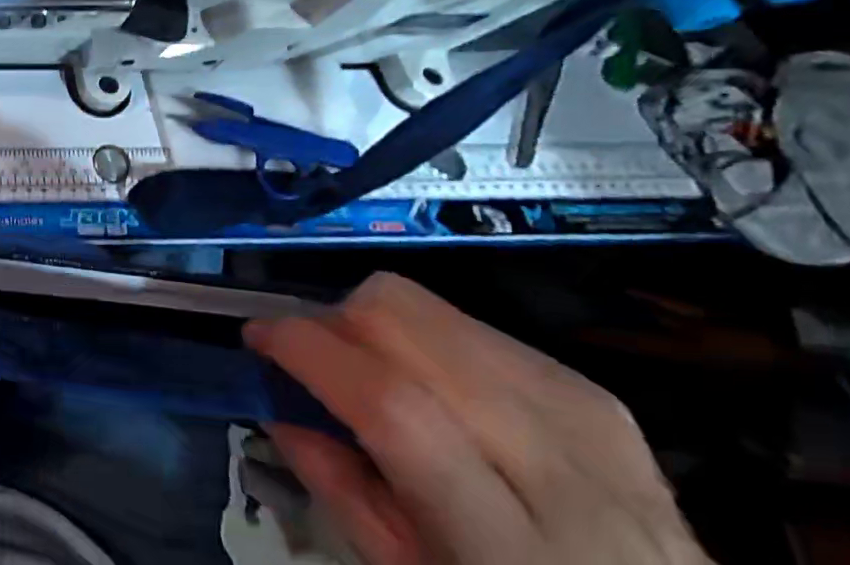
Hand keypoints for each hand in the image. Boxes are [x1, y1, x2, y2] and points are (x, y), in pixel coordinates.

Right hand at [244, 273, 709, 564]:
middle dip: (332, 320)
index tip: (258, 338)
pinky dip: (421, 338)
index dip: (309, 351)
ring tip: (366, 368)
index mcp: (508, 544)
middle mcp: (556, 460)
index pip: (391, 405)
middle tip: (311, 356)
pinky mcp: (591, 389)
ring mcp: (581, 413)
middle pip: (409, 325)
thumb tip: (277, 406)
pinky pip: (471, 325)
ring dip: (372, 323)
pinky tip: (428, 384)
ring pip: (432, 308)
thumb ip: (340, 492)